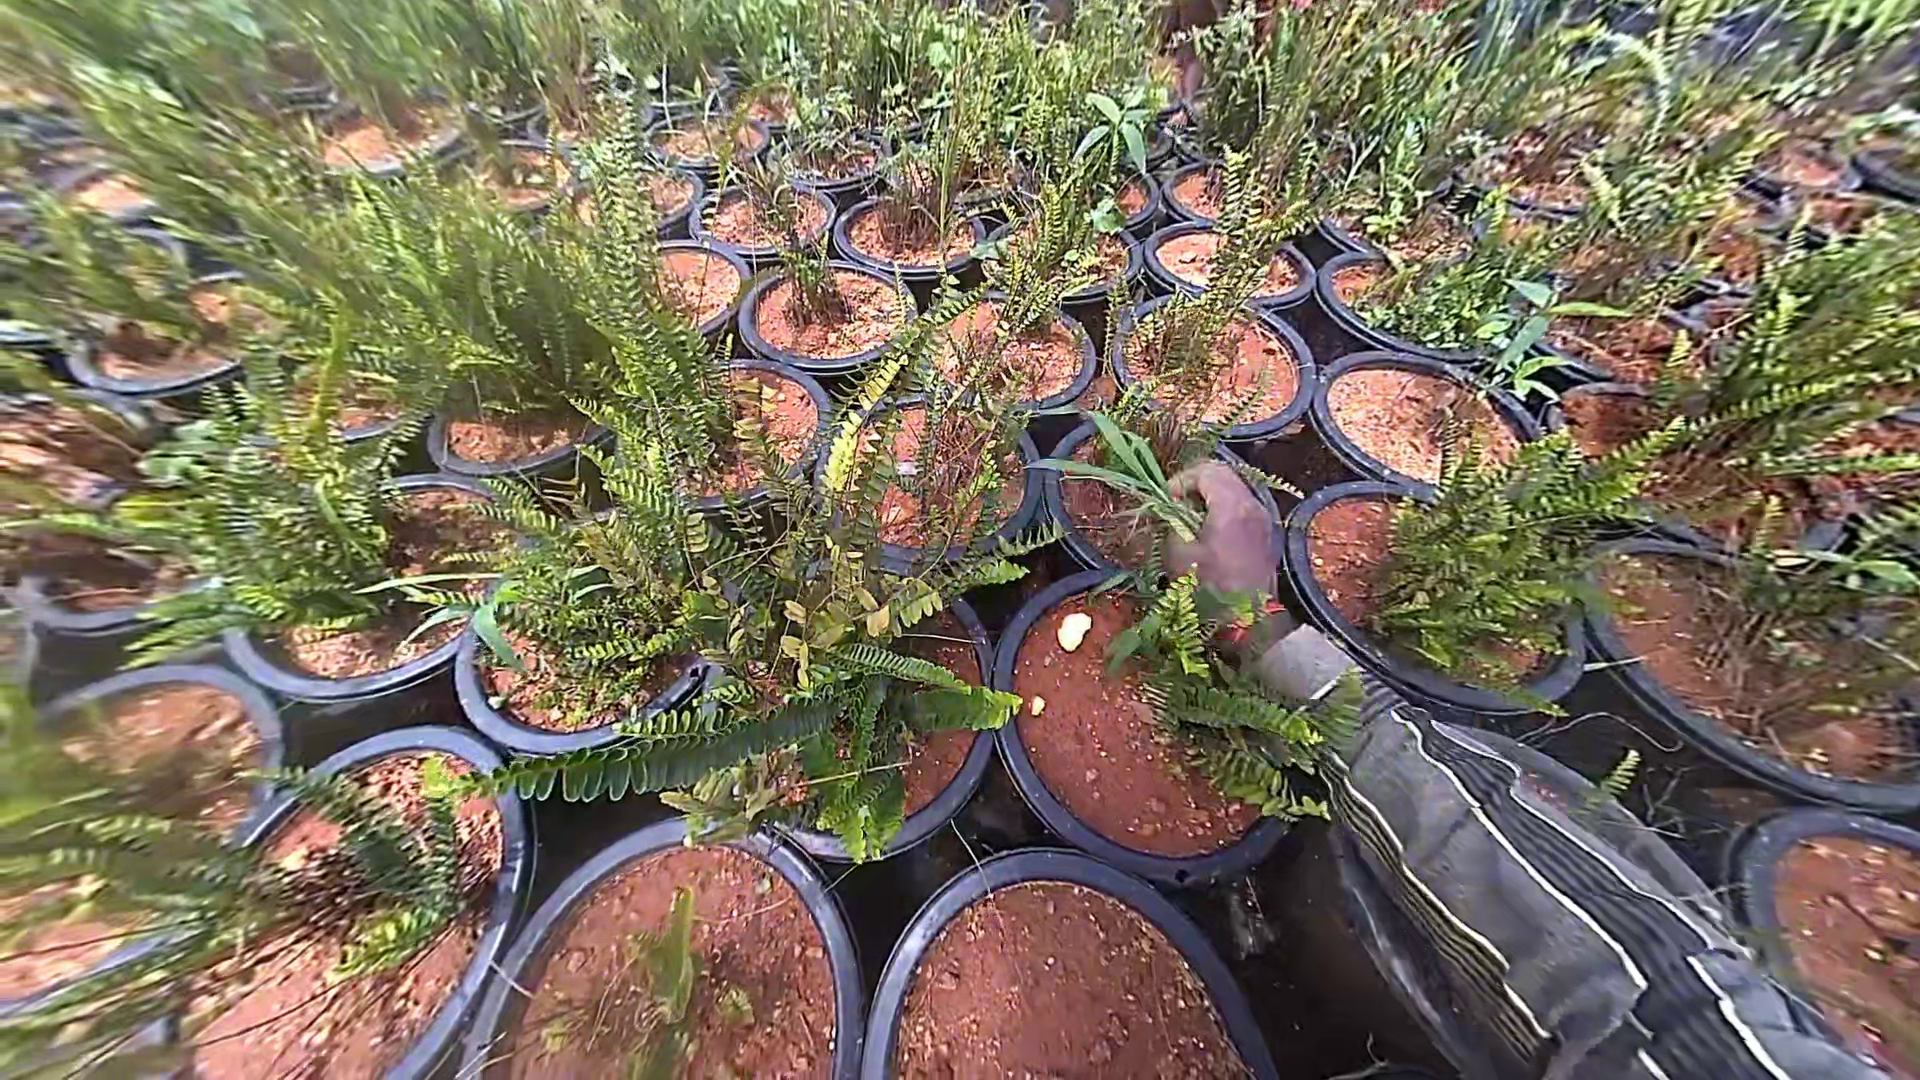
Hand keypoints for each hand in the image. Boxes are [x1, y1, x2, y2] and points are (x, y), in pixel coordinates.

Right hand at [1165, 462, 1275, 598]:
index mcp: (1230, 506)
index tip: (1166, 499)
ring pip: (1233, 486)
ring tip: (1189, 514)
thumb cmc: (1208, 587)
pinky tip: (1207, 527)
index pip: (1205, 471)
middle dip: (1195, 481)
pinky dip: (1221, 505)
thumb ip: (1171, 521)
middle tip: (1175, 501)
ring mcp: (1262, 517)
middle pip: (1222, 472)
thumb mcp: (1177, 553)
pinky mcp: (1264, 530)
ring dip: (1208, 493)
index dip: (1180, 480)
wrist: (1248, 620)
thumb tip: (1169, 508)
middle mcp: (1252, 504)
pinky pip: (1240, 503)